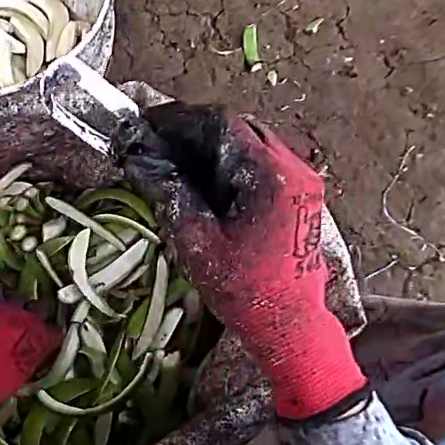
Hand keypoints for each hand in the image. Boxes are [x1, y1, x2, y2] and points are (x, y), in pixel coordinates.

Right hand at [114, 104, 364, 419]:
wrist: (292, 324)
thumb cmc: (244, 287)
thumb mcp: (197, 241)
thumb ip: (172, 194)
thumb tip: (142, 161)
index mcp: (270, 176)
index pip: (221, 125)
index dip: (180, 119)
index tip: (147, 124)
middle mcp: (293, 169)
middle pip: (238, 129)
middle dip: (194, 131)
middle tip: (155, 140)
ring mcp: (302, 182)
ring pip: (250, 144)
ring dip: (210, 146)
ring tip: (172, 156)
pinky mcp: (299, 196)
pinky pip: (260, 164)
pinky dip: (228, 163)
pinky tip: (200, 177)